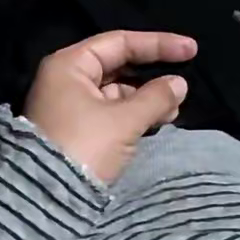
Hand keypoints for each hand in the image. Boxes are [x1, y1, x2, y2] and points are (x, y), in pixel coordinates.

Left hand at [24, 30, 196, 183]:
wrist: (47, 197)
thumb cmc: (85, 147)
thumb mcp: (125, 121)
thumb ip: (156, 98)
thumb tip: (179, 84)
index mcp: (70, 65)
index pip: (120, 43)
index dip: (158, 44)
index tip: (192, 50)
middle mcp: (66, 80)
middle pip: (118, 67)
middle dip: (152, 77)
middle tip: (181, 89)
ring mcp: (70, 107)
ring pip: (117, 93)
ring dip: (146, 100)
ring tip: (172, 113)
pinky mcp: (77, 130)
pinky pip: (111, 113)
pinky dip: (134, 115)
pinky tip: (155, 123)